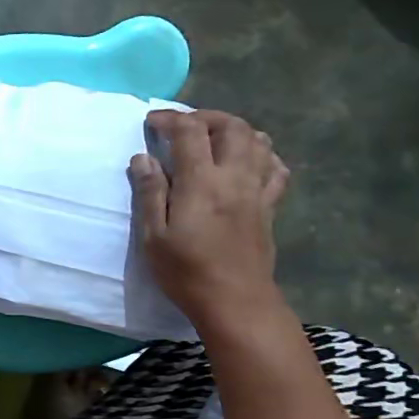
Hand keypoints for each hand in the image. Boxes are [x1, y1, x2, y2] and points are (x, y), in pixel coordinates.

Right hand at [128, 110, 290, 328]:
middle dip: (204, 117)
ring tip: (212, 137)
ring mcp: (257, 190)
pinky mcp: (269, 206)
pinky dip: (261, 154)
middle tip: (181, 124)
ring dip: (234, 129)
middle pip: (231, 127)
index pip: (189, 132)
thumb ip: (150, 192)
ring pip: (257, 141)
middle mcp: (234, 177)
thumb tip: (143, 158)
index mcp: (202, 182)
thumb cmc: (185, 271)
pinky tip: (248, 161)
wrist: (235, 302)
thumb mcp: (153, 236)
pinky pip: (274, 168)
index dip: (169, 119)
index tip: (150, 122)